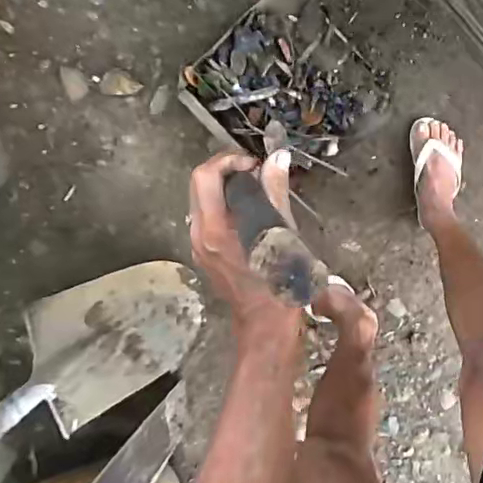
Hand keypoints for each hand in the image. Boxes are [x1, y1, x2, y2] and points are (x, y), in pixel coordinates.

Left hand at [188, 150, 298, 325]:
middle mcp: (198, 235)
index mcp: (214, 230)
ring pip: (202, 199)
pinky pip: (208, 215)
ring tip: (257, 187)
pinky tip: (251, 209)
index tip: (255, 164)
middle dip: (226, 170)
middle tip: (256, 170)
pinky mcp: (205, 252)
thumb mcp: (283, 234)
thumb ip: (275, 193)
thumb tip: (276, 158)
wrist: (266, 324)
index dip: (228, 160)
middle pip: (199, 184)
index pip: (205, 176)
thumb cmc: (280, 283)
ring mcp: (198, 245)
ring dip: (226, 186)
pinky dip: (226, 203)